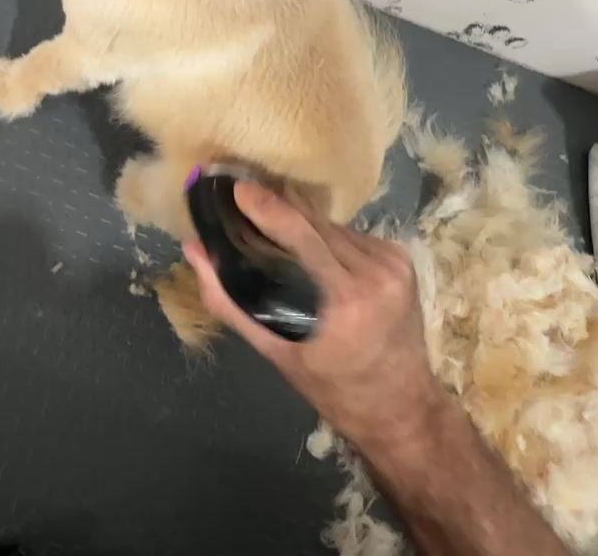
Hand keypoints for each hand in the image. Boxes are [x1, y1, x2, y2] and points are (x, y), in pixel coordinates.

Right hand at [183, 182, 445, 453]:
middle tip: (245, 203)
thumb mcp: (274, 352)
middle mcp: (375, 273)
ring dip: (303, 224)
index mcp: (347, 298)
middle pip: (314, 223)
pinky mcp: (403, 260)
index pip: (300, 234)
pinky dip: (327, 237)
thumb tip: (194, 250)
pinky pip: (351, 235)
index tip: (237, 189)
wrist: (403, 409)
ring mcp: (394, 264)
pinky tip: (312, 250)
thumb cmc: (334, 388)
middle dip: (279, 210)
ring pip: (332, 225)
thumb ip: (228, 301)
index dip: (266, 206)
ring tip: (275, 230)